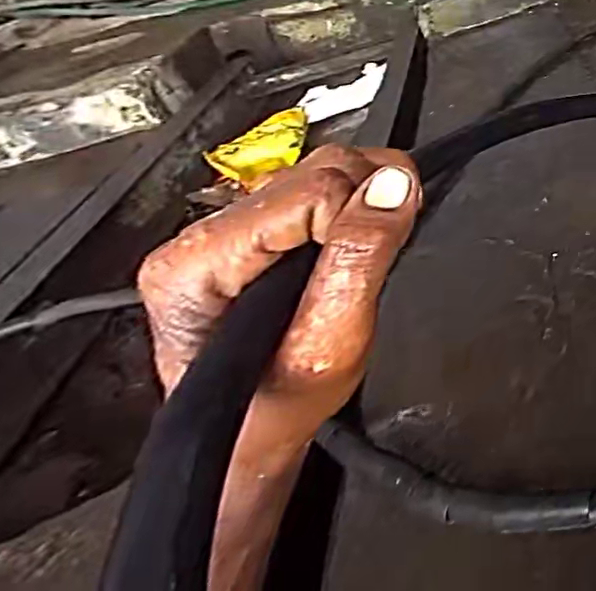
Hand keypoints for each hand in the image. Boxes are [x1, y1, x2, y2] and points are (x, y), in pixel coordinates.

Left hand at [138, 144, 422, 449]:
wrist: (261, 430)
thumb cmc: (283, 402)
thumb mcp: (333, 342)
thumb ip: (361, 257)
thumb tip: (393, 185)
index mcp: (201, 263)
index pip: (317, 191)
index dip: (361, 223)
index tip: (370, 263)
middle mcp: (205, 235)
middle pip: (323, 168)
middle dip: (369, 201)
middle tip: (378, 253)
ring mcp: (231, 226)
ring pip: (326, 166)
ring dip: (366, 199)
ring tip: (366, 251)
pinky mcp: (257, 224)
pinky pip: (324, 181)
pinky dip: (358, 201)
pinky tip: (355, 238)